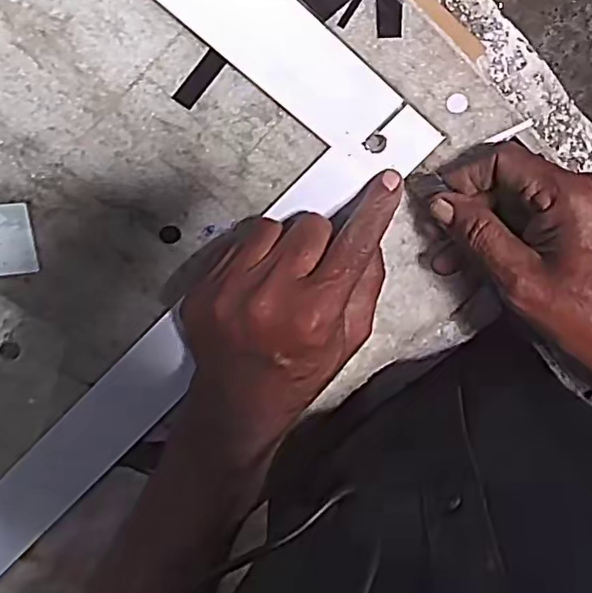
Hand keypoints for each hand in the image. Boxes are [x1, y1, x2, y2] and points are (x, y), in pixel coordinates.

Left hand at [178, 170, 401, 457]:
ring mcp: (232, 291)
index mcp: (314, 315)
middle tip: (313, 272)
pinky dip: (255, 253)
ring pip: (276, 226)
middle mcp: (270, 299)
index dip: (374, 210)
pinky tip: (258, 283)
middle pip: (313, 225)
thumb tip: (371, 237)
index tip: (385, 186)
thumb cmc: (296, 373)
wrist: (238, 406)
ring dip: (285, 245)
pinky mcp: (206, 286)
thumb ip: (367, 282)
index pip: (354, 243)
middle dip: (321, 242)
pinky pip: (242, 238)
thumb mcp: (351, 337)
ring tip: (282, 279)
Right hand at [425, 143, 591, 395]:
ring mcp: (584, 206)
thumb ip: (478, 235)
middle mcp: (581, 191)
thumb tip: (448, 207)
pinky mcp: (583, 223)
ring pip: (519, 200)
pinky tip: (488, 258)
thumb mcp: (521, 279)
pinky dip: (508, 233)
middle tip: (445, 234)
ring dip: (486, 224)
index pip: (503, 160)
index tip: (444, 203)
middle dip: (471, 208)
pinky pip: (535, 215)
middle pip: (509, 179)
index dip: (465, 179)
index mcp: (569, 194)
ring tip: (459, 255)